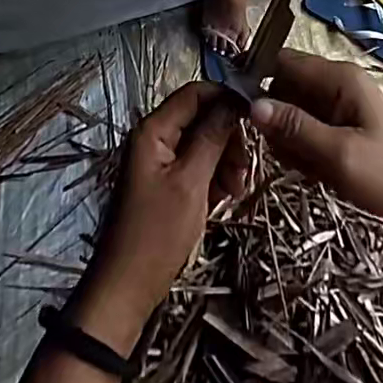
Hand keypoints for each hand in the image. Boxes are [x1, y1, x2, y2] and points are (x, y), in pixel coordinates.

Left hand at [73, 82, 248, 351]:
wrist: (127, 290)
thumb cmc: (157, 234)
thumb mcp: (192, 182)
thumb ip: (212, 136)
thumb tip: (234, 101)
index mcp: (154, 130)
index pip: (195, 92)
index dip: (226, 98)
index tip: (255, 117)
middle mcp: (155, 138)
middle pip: (202, 117)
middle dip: (228, 137)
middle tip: (244, 168)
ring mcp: (160, 160)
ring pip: (204, 141)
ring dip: (225, 160)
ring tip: (236, 190)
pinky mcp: (167, 181)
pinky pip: (197, 164)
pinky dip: (215, 176)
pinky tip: (225, 197)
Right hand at [246, 49, 382, 225]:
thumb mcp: (338, 154)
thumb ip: (295, 128)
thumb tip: (254, 105)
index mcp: (339, 78)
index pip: (283, 61)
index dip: (259, 80)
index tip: (243, 112)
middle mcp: (336, 84)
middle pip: (284, 89)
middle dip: (277, 121)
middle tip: (289, 153)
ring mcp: (338, 105)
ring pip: (292, 113)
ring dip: (291, 141)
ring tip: (310, 166)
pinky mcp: (340, 125)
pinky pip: (306, 129)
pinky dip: (304, 150)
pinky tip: (318, 171)